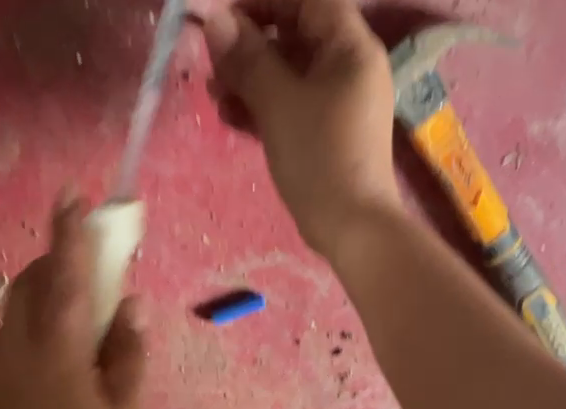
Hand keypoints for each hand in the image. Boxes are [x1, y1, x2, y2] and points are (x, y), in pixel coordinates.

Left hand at [0, 196, 148, 408]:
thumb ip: (128, 353)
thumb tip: (130, 304)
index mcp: (59, 354)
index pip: (66, 278)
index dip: (70, 234)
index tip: (71, 194)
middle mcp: (16, 349)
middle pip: (31, 284)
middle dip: (57, 267)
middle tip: (86, 278)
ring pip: (17, 315)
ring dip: (44, 307)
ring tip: (72, 341)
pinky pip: (6, 344)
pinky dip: (30, 340)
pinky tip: (48, 380)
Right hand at [200, 0, 401, 255]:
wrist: (352, 229)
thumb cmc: (319, 158)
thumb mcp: (278, 103)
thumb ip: (247, 58)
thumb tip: (216, 19)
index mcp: (350, 48)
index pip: (307, 1)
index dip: (263, 2)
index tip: (223, 18)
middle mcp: (350, 69)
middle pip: (295, 35)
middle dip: (250, 45)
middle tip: (213, 62)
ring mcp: (340, 105)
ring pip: (289, 74)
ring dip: (250, 79)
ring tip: (215, 95)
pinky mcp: (328, 136)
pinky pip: (292, 106)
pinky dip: (263, 107)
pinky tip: (231, 118)